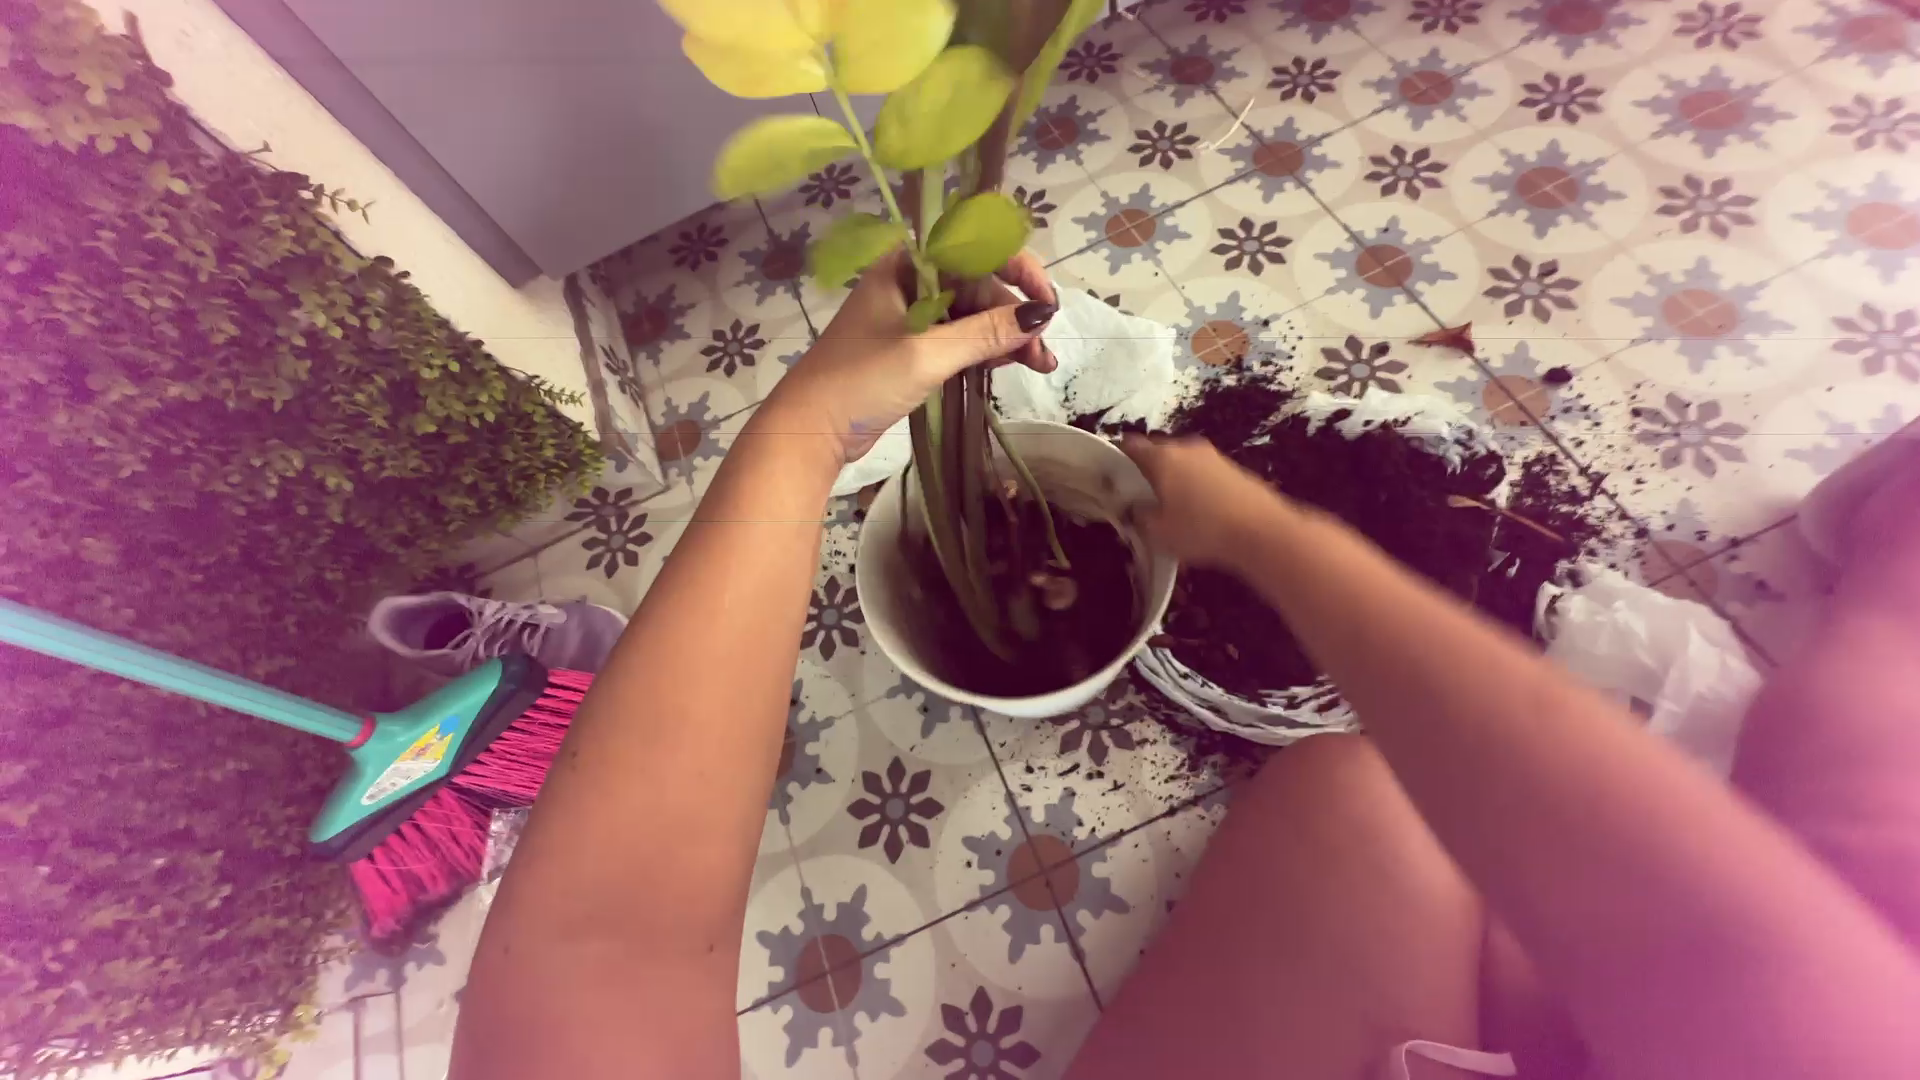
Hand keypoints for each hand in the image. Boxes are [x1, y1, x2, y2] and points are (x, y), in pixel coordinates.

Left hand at [759, 249, 1058, 462]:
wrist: (812, 429)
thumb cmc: (861, 380)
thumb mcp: (927, 355)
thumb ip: (984, 333)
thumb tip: (1041, 315)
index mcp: (907, 266)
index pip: (973, 250)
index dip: (1015, 269)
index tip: (1046, 301)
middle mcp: (911, 285)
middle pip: (978, 287)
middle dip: (1015, 316)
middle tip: (1044, 353)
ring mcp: (912, 320)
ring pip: (972, 317)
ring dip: (1005, 338)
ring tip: (1039, 366)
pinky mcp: (913, 351)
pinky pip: (959, 341)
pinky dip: (984, 352)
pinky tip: (1011, 365)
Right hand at [1118, 434, 1295, 569]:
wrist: (1263, 532)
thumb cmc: (1201, 529)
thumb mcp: (1157, 532)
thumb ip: (1139, 516)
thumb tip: (1134, 507)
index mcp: (1161, 457)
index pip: (1130, 445)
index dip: (1117, 457)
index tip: (1112, 474)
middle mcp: (1185, 448)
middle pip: (1158, 451)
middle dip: (1147, 469)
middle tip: (1140, 494)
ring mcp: (1213, 456)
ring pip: (1182, 462)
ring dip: (1174, 477)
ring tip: (1171, 504)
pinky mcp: (1234, 469)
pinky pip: (1203, 472)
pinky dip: (1195, 484)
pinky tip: (1199, 509)